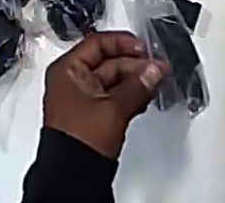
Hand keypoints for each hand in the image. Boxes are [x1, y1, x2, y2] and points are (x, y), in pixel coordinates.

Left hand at [43, 30, 166, 158]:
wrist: (72, 182)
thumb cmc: (79, 142)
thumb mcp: (112, 109)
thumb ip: (136, 86)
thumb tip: (153, 70)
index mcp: (67, 70)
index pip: (97, 43)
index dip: (122, 43)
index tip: (143, 47)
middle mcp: (72, 81)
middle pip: (107, 61)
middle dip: (134, 64)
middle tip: (157, 67)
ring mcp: (83, 99)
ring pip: (113, 80)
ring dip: (135, 80)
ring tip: (157, 80)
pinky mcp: (92, 117)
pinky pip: (114, 97)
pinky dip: (130, 95)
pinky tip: (147, 96)